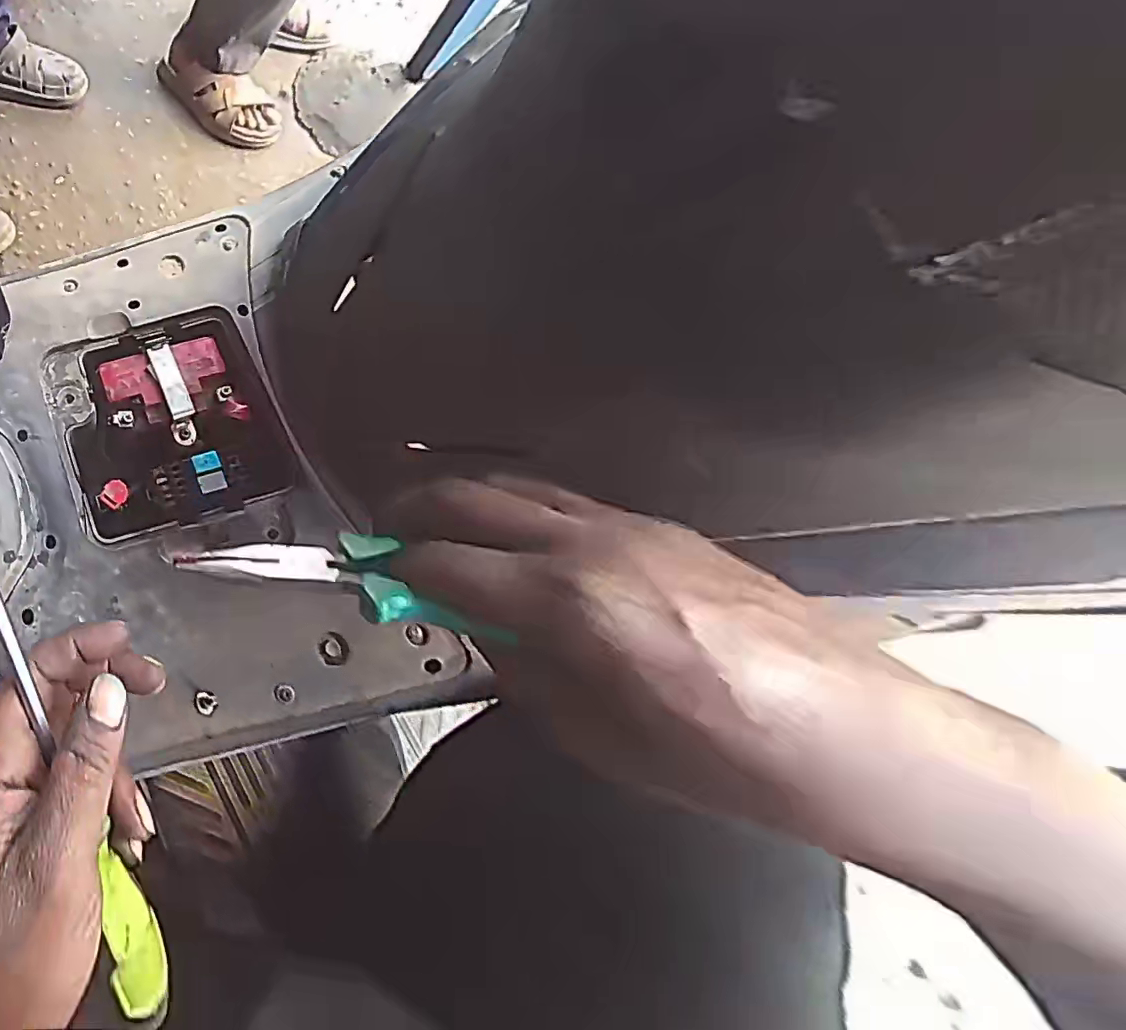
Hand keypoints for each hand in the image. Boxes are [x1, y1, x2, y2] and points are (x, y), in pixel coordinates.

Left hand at [0, 622, 164, 1029]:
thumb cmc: (9, 959)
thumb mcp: (58, 854)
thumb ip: (85, 767)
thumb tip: (107, 692)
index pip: (31, 678)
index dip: (77, 649)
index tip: (120, 640)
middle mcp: (2, 773)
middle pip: (57, 699)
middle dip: (107, 695)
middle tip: (148, 684)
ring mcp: (21, 796)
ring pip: (79, 740)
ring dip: (116, 766)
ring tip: (131, 814)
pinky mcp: (41, 819)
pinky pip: (83, 779)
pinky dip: (113, 796)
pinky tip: (124, 831)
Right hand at [382, 475, 924, 841]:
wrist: (869, 739)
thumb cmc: (724, 758)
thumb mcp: (591, 734)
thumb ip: (518, 668)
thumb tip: (478, 629)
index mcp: (567, 602)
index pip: (445, 565)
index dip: (396, 572)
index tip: (374, 579)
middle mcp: (589, 544)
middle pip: (466, 497)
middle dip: (408, 510)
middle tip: (381, 536)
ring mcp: (626, 525)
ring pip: (511, 485)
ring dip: (458, 501)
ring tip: (434, 529)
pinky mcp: (657, 525)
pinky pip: (558, 500)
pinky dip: (511, 510)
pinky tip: (512, 542)